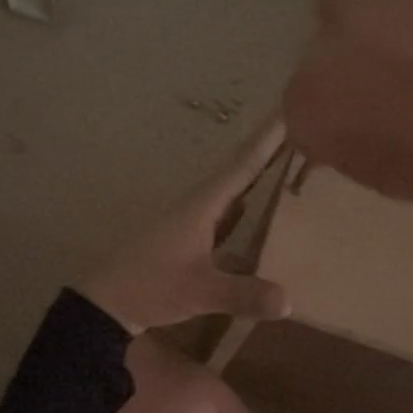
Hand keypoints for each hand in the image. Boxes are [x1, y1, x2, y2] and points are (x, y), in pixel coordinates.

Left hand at [73, 120, 291, 333]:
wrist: (105, 304)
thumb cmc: (149, 286)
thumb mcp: (199, 291)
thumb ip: (243, 294)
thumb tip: (289, 302)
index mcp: (202, 205)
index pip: (244, 163)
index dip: (269, 137)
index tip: (291, 107)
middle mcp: (198, 207)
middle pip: (241, 173)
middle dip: (270, 153)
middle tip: (306, 131)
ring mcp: (191, 226)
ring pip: (233, 198)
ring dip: (259, 184)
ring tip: (293, 170)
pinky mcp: (187, 246)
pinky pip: (226, 223)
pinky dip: (246, 219)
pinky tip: (265, 228)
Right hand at [284, 0, 412, 215]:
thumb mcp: (386, 174)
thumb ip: (350, 138)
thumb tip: (355, 113)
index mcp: (307, 118)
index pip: (300, 106)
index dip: (338, 107)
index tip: (371, 115)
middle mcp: (314, 57)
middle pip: (316, 47)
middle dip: (346, 56)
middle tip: (396, 71)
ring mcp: (355, 6)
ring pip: (342, 1)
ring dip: (370, 16)